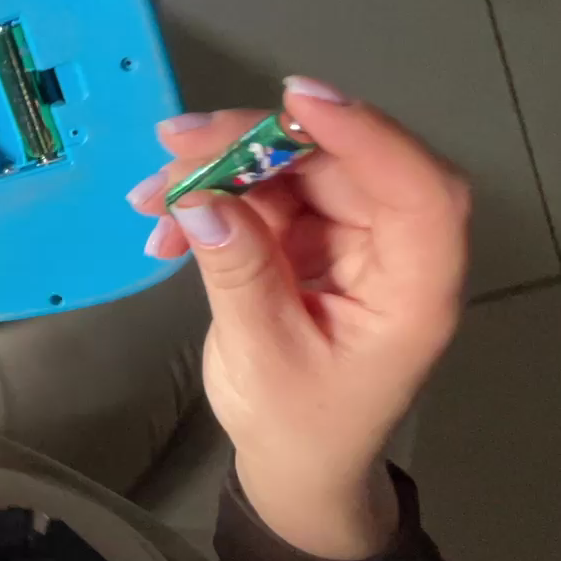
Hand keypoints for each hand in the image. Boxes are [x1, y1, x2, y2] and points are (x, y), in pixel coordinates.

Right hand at [128, 77, 469, 558]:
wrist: (292, 460)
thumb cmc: (300, 424)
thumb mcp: (265, 355)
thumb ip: (238, 275)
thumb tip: (198, 201)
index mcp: (413, 287)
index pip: (414, 192)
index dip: (364, 136)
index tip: (296, 99)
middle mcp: (386, 249)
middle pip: (334, 166)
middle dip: (250, 147)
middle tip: (173, 143)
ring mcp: (340, 241)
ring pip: (283, 175)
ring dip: (211, 176)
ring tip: (147, 200)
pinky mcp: (296, 243)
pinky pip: (250, 201)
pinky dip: (202, 205)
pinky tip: (160, 231)